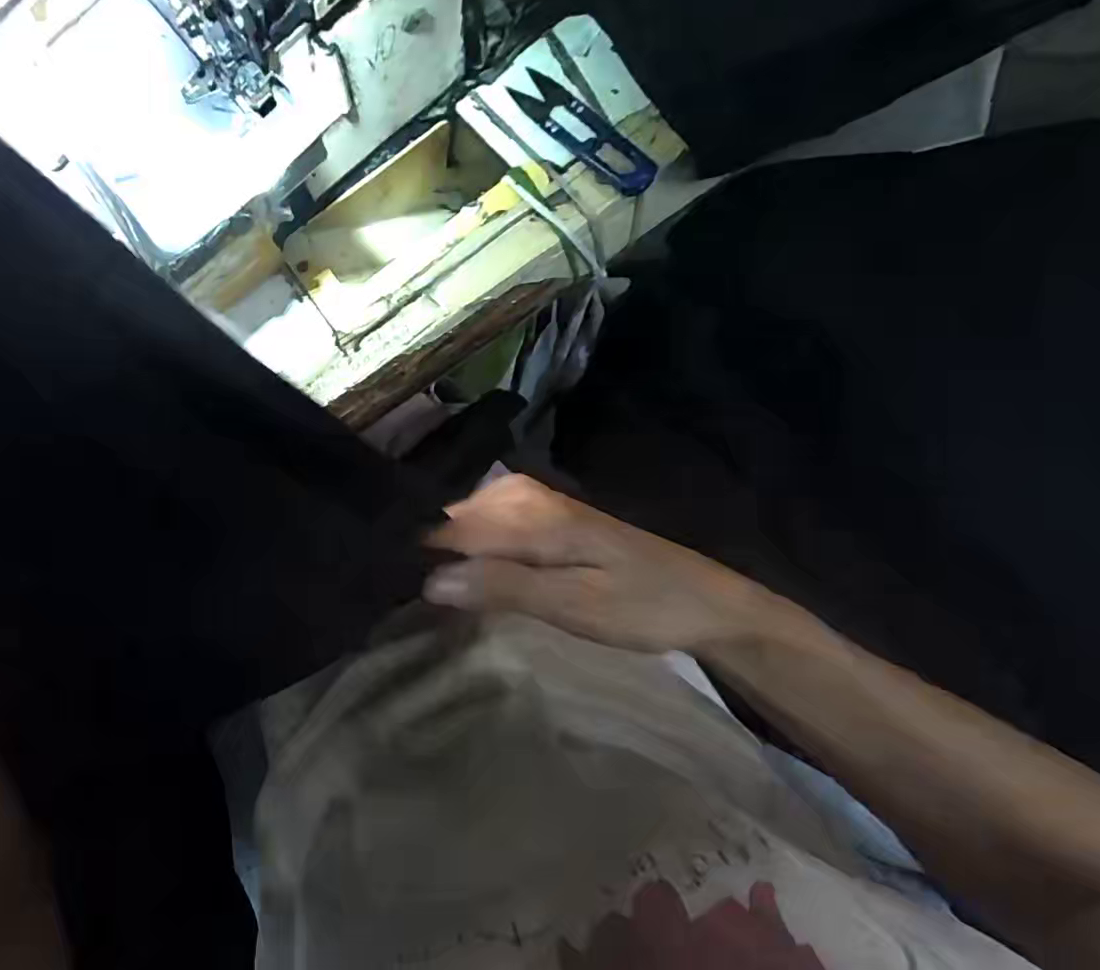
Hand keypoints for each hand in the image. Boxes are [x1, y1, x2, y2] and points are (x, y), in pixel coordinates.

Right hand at [424, 475, 809, 654]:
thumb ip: (503, 587)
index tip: (392, 591)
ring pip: (457, 524)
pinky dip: (462, 552)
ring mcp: (523, 499)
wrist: (708, 602)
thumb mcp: (575, 604)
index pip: (445, 529)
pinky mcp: (531, 513)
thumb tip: (429, 581)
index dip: (414, 559)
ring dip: (440, 556)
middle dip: (422, 555)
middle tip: (406, 600)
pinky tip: (458, 576)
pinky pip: (477, 527)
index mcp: (526, 510)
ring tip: (423, 591)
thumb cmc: (644, 606)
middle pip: (445, 522)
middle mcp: (516, 493)